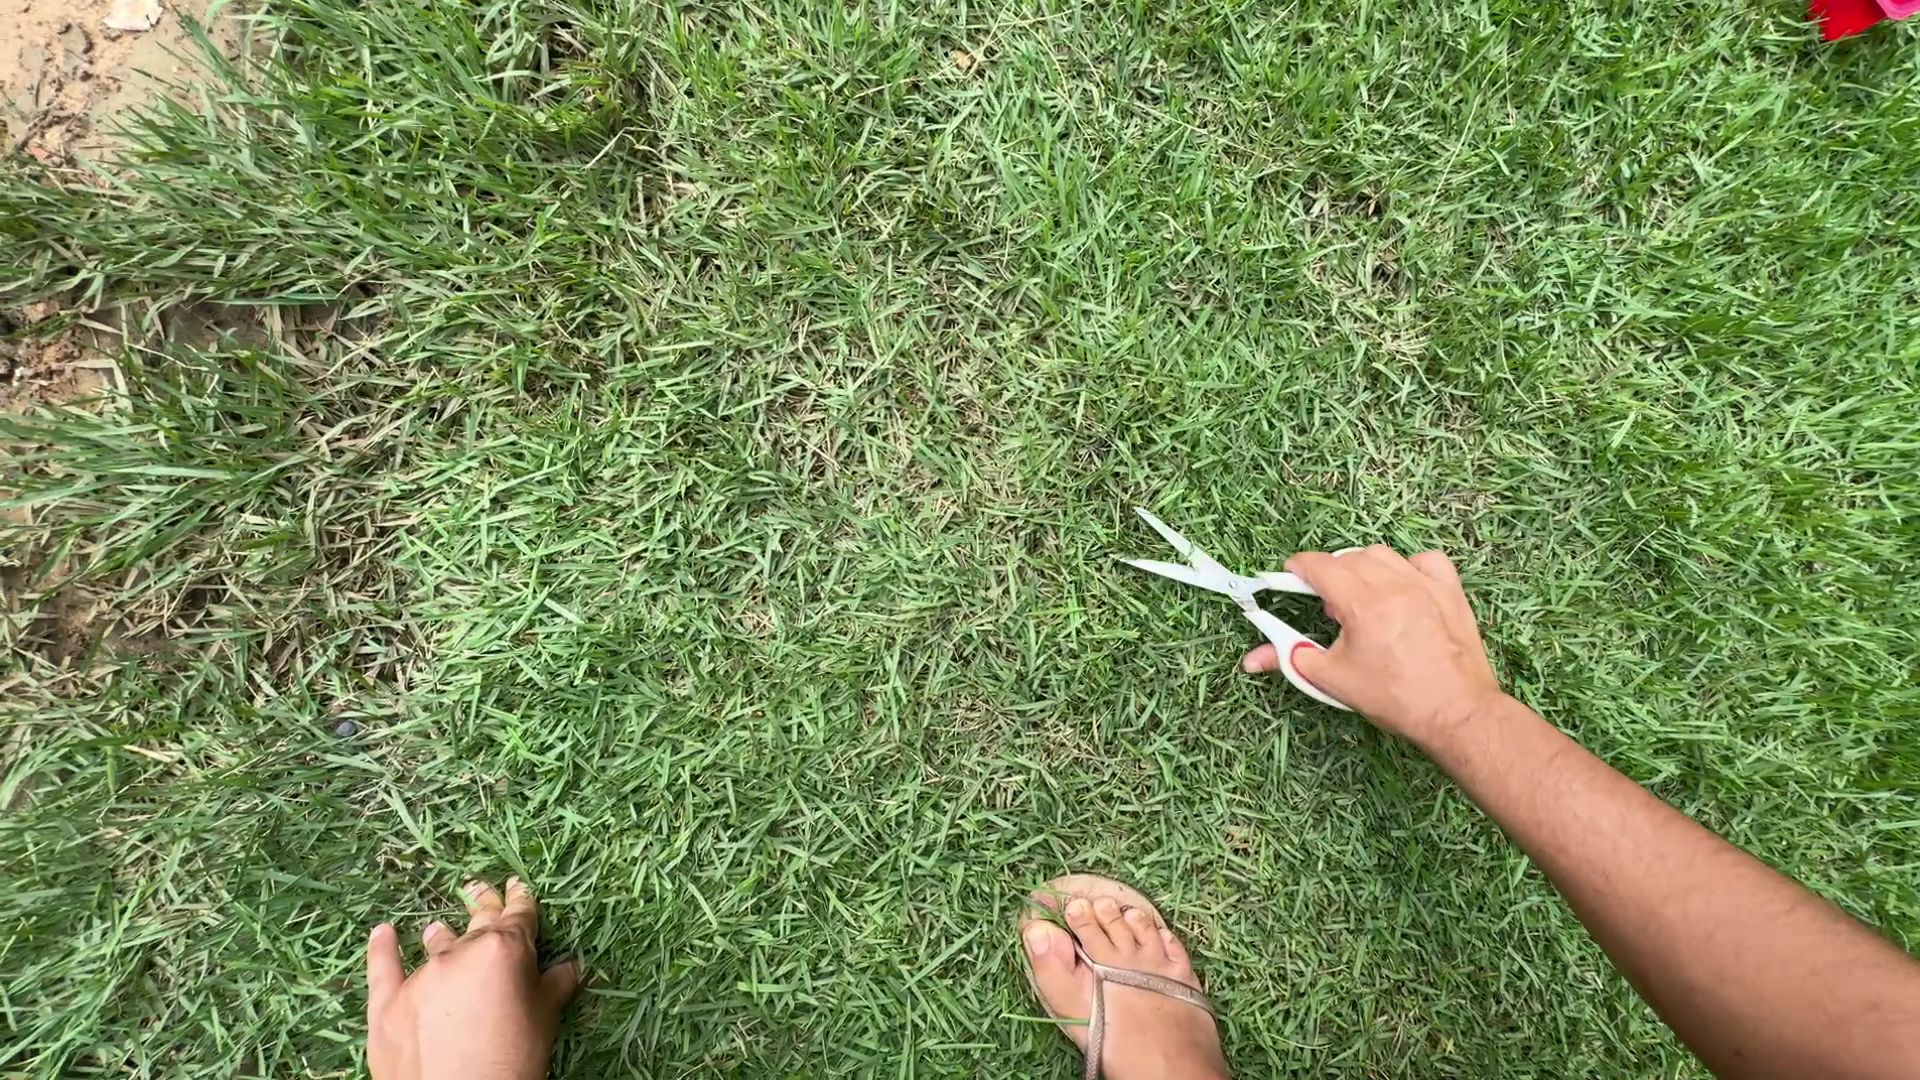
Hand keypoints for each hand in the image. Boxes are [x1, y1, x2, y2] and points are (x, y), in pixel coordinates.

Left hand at [366, 878, 580, 1079]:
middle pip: (479, 921)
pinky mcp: (388, 1007)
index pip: (519, 914)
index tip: (517, 885)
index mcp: (506, 947)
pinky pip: (383, 971)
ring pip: (436, 943)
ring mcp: (422, 978)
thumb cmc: (516, 1055)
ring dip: (441, 932)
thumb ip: (558, 980)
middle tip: (482, 887)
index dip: (521, 898)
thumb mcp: (548, 1013)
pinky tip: (381, 933)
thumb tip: (571, 964)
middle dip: (485, 903)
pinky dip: (381, 950)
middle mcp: (463, 952)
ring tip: (438, 925)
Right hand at [1242, 546, 1503, 744]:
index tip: (1290, 574)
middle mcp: (1395, 587)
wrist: (1457, 714)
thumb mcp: (1332, 679)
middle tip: (1325, 600)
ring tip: (1359, 595)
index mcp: (1363, 606)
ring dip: (1362, 567)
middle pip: (1348, 558)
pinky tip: (1401, 587)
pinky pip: (1426, 561)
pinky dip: (1408, 567)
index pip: (1321, 566)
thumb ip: (1289, 657)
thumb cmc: (1394, 698)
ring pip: (1383, 555)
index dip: (1299, 566)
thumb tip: (1252, 659)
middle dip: (1328, 572)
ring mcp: (1427, 587)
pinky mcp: (1451, 594)